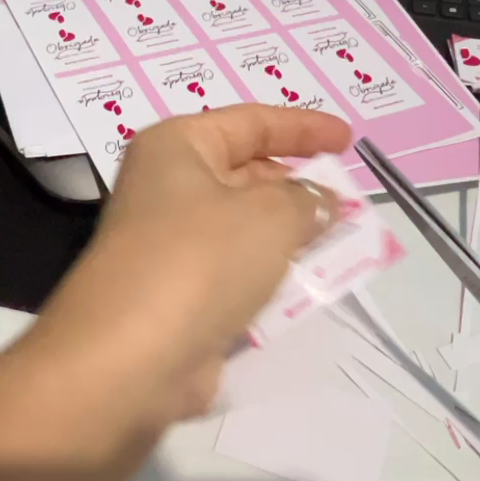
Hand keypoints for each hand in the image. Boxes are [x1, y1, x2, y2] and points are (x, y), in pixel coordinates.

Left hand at [27, 106, 351, 424]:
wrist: (130, 358)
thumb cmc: (199, 261)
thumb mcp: (270, 216)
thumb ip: (307, 200)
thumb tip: (321, 201)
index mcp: (176, 148)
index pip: (250, 122)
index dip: (303, 127)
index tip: (348, 139)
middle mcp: (165, 189)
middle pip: (245, 174)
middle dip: (299, 186)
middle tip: (350, 201)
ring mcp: (168, 245)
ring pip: (243, 229)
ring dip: (290, 236)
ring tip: (344, 243)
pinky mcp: (177, 296)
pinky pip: (236, 274)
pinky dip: (271, 277)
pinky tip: (310, 287)